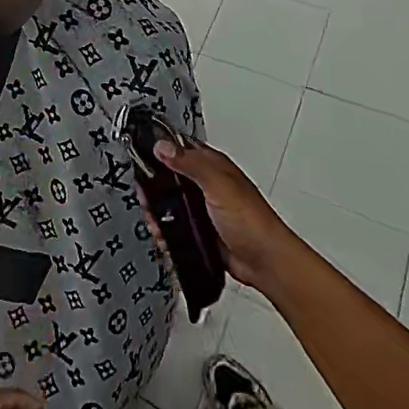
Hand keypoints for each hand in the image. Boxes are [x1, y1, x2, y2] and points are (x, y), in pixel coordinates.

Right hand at [145, 138, 304, 291]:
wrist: (263, 261)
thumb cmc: (253, 222)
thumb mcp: (218, 185)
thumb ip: (191, 163)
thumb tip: (164, 147)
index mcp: (215, 167)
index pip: (184, 149)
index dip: (164, 150)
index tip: (144, 154)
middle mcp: (210, 186)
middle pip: (174, 178)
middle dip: (157, 186)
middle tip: (145, 192)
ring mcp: (206, 209)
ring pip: (174, 204)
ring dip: (161, 210)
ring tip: (153, 216)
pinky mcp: (203, 231)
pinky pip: (178, 226)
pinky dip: (168, 229)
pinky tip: (163, 233)